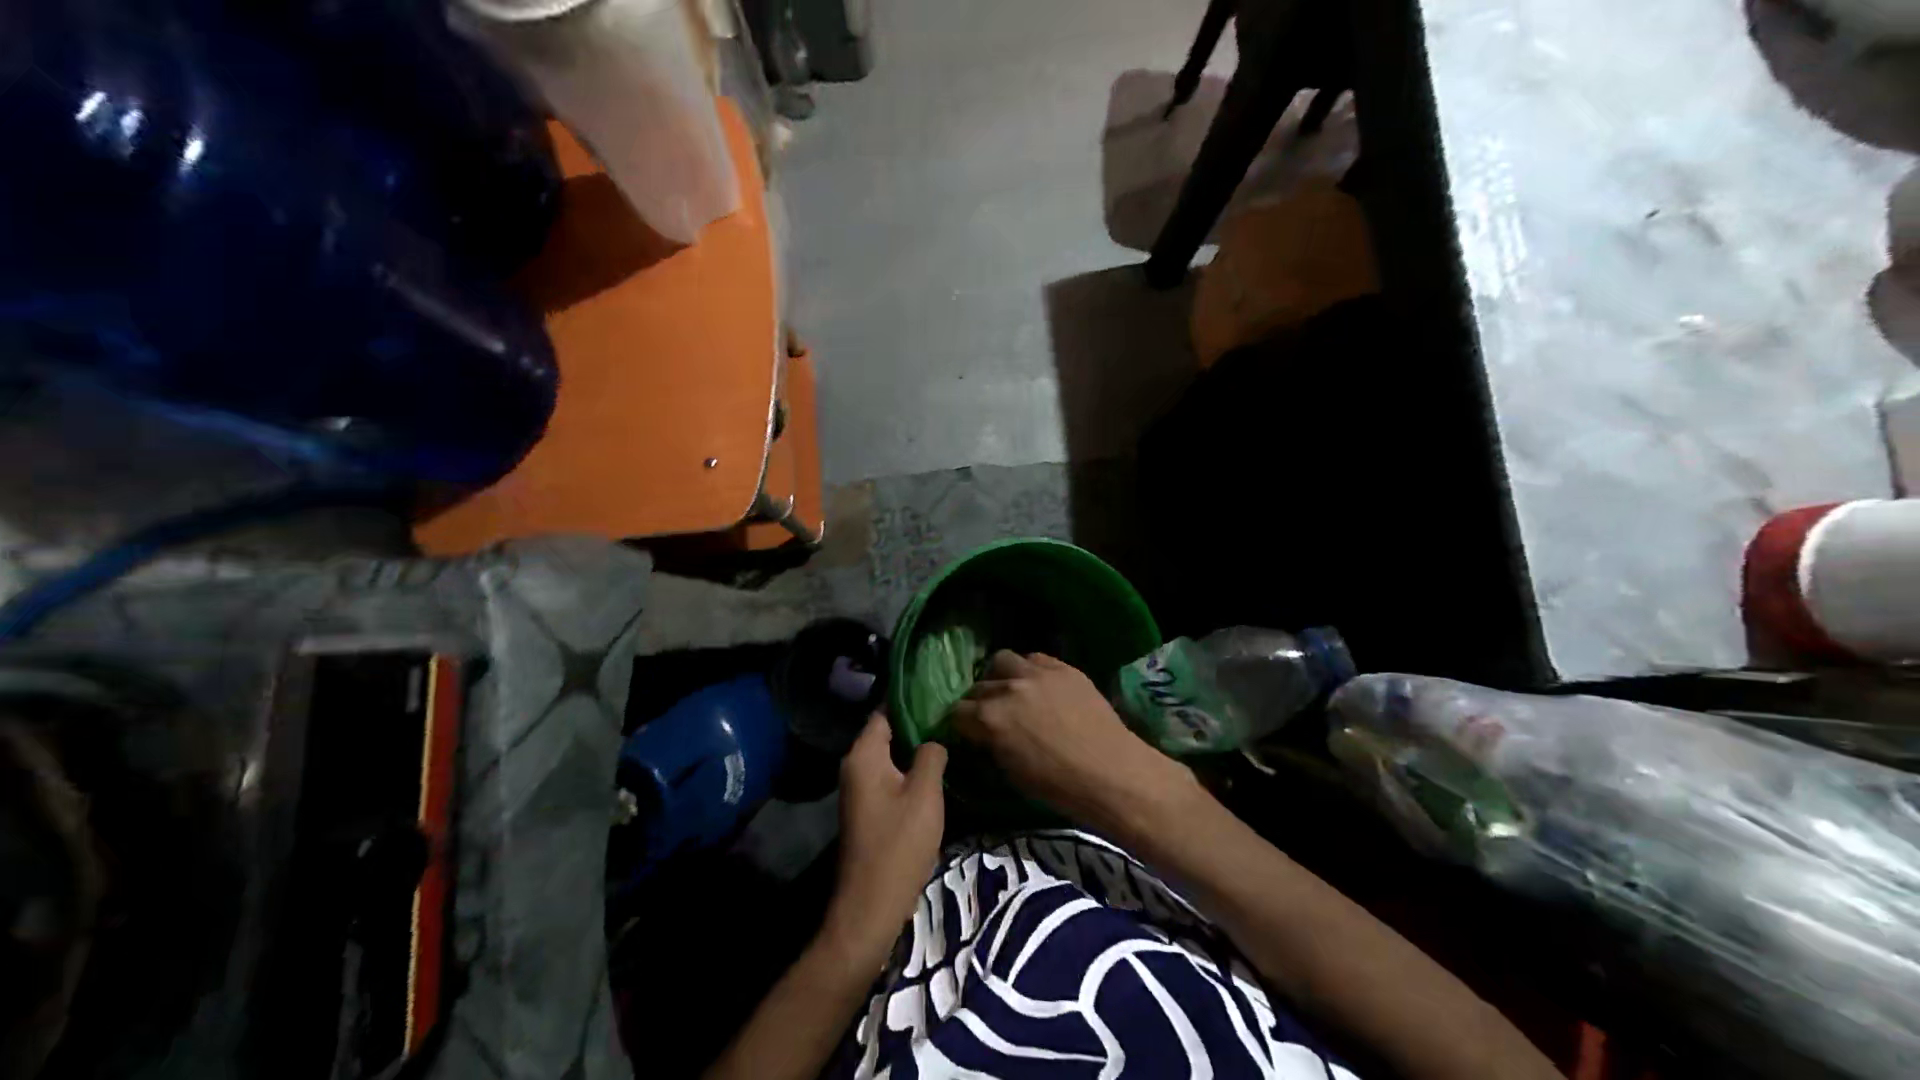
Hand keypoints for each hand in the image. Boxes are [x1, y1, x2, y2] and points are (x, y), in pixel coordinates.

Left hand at [825, 714, 945, 961]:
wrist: (871, 906)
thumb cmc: (899, 844)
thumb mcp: (924, 794)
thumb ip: (932, 755)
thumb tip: (935, 737)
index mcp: (863, 755)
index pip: (885, 710)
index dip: (912, 699)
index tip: (942, 690)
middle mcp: (855, 766)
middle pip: (887, 731)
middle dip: (918, 721)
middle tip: (954, 713)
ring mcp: (860, 788)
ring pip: (891, 755)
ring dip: (916, 747)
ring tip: (951, 736)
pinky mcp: (868, 808)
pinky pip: (890, 775)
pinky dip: (910, 768)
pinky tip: (937, 770)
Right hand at [951, 651, 1198, 835]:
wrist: (1111, 771)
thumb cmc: (1058, 786)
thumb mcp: (1011, 772)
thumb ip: (991, 745)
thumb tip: (984, 736)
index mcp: (989, 719)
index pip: (957, 712)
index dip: (961, 724)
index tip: (969, 732)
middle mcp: (1007, 689)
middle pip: (978, 686)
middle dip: (979, 701)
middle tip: (991, 715)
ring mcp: (1036, 673)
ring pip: (1002, 660)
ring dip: (1001, 676)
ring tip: (1011, 690)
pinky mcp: (1063, 668)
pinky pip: (1035, 658)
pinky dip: (1029, 669)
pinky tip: (1038, 684)